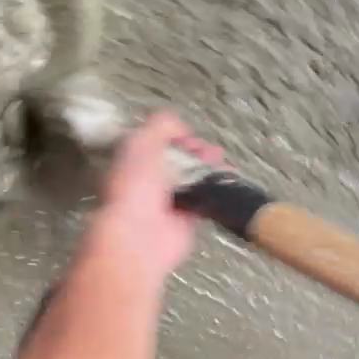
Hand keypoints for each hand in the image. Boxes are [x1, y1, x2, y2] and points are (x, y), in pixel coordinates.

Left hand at [82, 113, 223, 283]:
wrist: (139, 234)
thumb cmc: (132, 189)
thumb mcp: (142, 142)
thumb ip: (161, 126)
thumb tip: (178, 125)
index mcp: (132, 161)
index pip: (156, 142)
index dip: (174, 136)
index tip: (188, 134)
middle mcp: (148, 182)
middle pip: (178, 161)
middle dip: (196, 152)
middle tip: (210, 149)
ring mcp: (168, 202)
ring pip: (193, 180)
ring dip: (209, 170)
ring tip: (222, 163)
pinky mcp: (186, 220)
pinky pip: (204, 202)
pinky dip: (216, 192)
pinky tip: (226, 182)